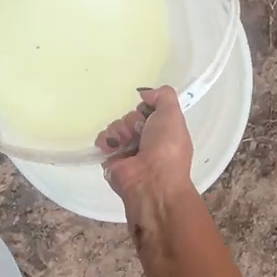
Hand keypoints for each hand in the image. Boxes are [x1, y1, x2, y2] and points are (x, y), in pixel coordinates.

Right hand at [96, 85, 193, 205]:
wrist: (152, 182)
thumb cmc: (167, 149)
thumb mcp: (173, 115)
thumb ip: (163, 96)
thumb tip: (145, 93)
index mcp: (164, 132)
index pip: (148, 110)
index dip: (146, 107)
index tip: (148, 112)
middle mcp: (147, 141)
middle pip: (131, 116)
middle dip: (132, 120)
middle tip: (139, 132)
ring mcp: (129, 150)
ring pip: (116, 125)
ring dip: (119, 130)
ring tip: (126, 142)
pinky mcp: (112, 159)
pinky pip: (103, 139)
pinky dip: (105, 140)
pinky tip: (111, 146)